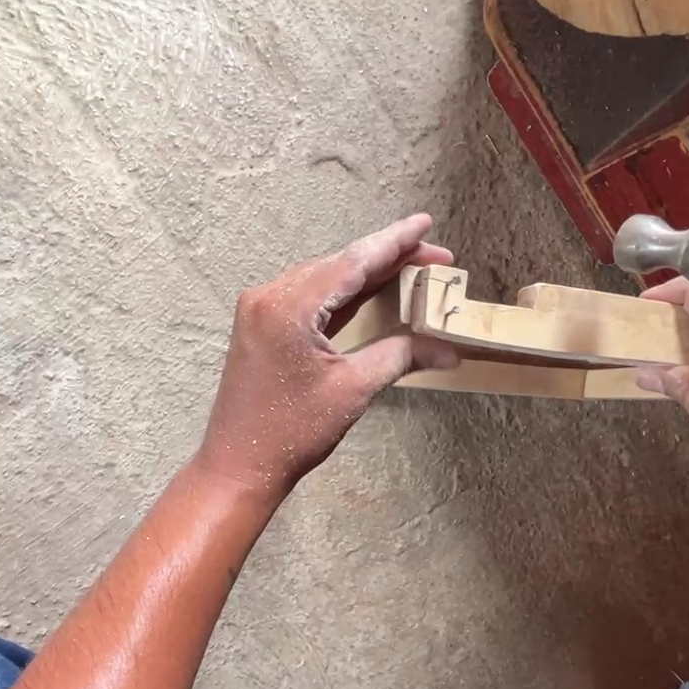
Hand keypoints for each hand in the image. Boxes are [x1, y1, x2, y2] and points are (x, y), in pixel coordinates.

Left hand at [195, 214, 459, 497]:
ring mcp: (260, 311)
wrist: (241, 465)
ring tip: (410, 273)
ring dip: (365, 276)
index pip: (353, 261)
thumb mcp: (353, 389)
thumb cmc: (291, 432)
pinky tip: (370, 294)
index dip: (395, 242)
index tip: (425, 223)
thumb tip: (447, 349)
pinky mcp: (260, 328)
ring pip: (323, 280)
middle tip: (434, 259)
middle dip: (387, 260)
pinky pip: (308, 300)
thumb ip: (400, 356)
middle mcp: (269, 297)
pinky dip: (341, 297)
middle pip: (338, 265)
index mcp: (289, 306)